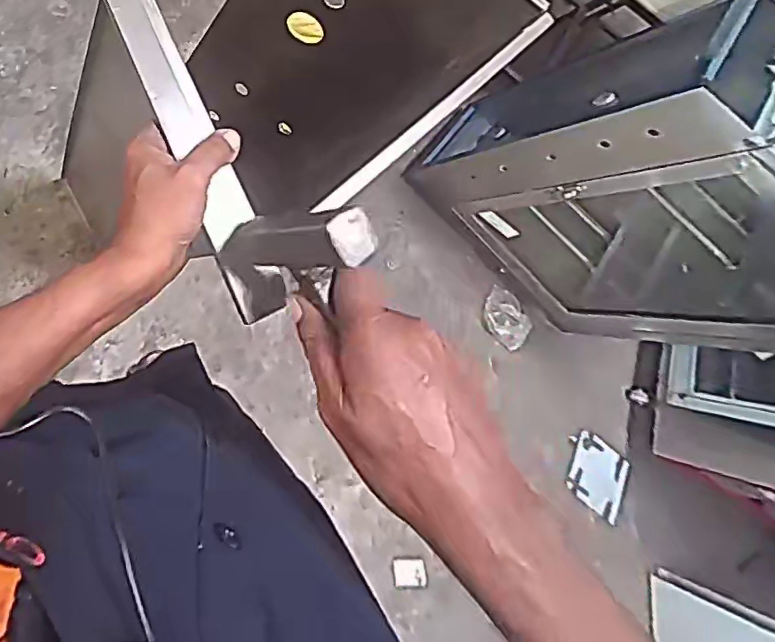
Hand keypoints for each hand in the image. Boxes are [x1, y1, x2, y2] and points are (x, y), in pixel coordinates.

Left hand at [105, 125, 239, 295]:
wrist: (147, 261)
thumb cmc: (155, 223)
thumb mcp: (194, 177)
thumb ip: (213, 152)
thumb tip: (227, 138)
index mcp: (143, 148)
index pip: (172, 121)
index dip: (195, 126)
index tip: (211, 136)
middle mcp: (144, 165)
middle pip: (183, 146)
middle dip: (200, 156)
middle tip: (208, 168)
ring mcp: (152, 187)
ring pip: (187, 171)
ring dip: (200, 180)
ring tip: (201, 192)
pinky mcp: (161, 206)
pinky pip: (186, 192)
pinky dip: (196, 198)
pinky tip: (198, 208)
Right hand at [293, 268, 516, 532]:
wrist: (472, 497)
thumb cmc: (404, 462)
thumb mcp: (338, 410)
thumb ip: (318, 348)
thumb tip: (302, 310)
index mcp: (375, 333)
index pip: (352, 276)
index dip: (334, 289)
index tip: (325, 312)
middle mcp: (412, 328)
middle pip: (374, 312)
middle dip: (359, 338)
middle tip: (356, 384)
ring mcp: (441, 344)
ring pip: (399, 335)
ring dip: (389, 358)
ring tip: (390, 407)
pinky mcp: (462, 361)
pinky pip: (425, 354)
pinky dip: (415, 375)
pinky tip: (415, 413)